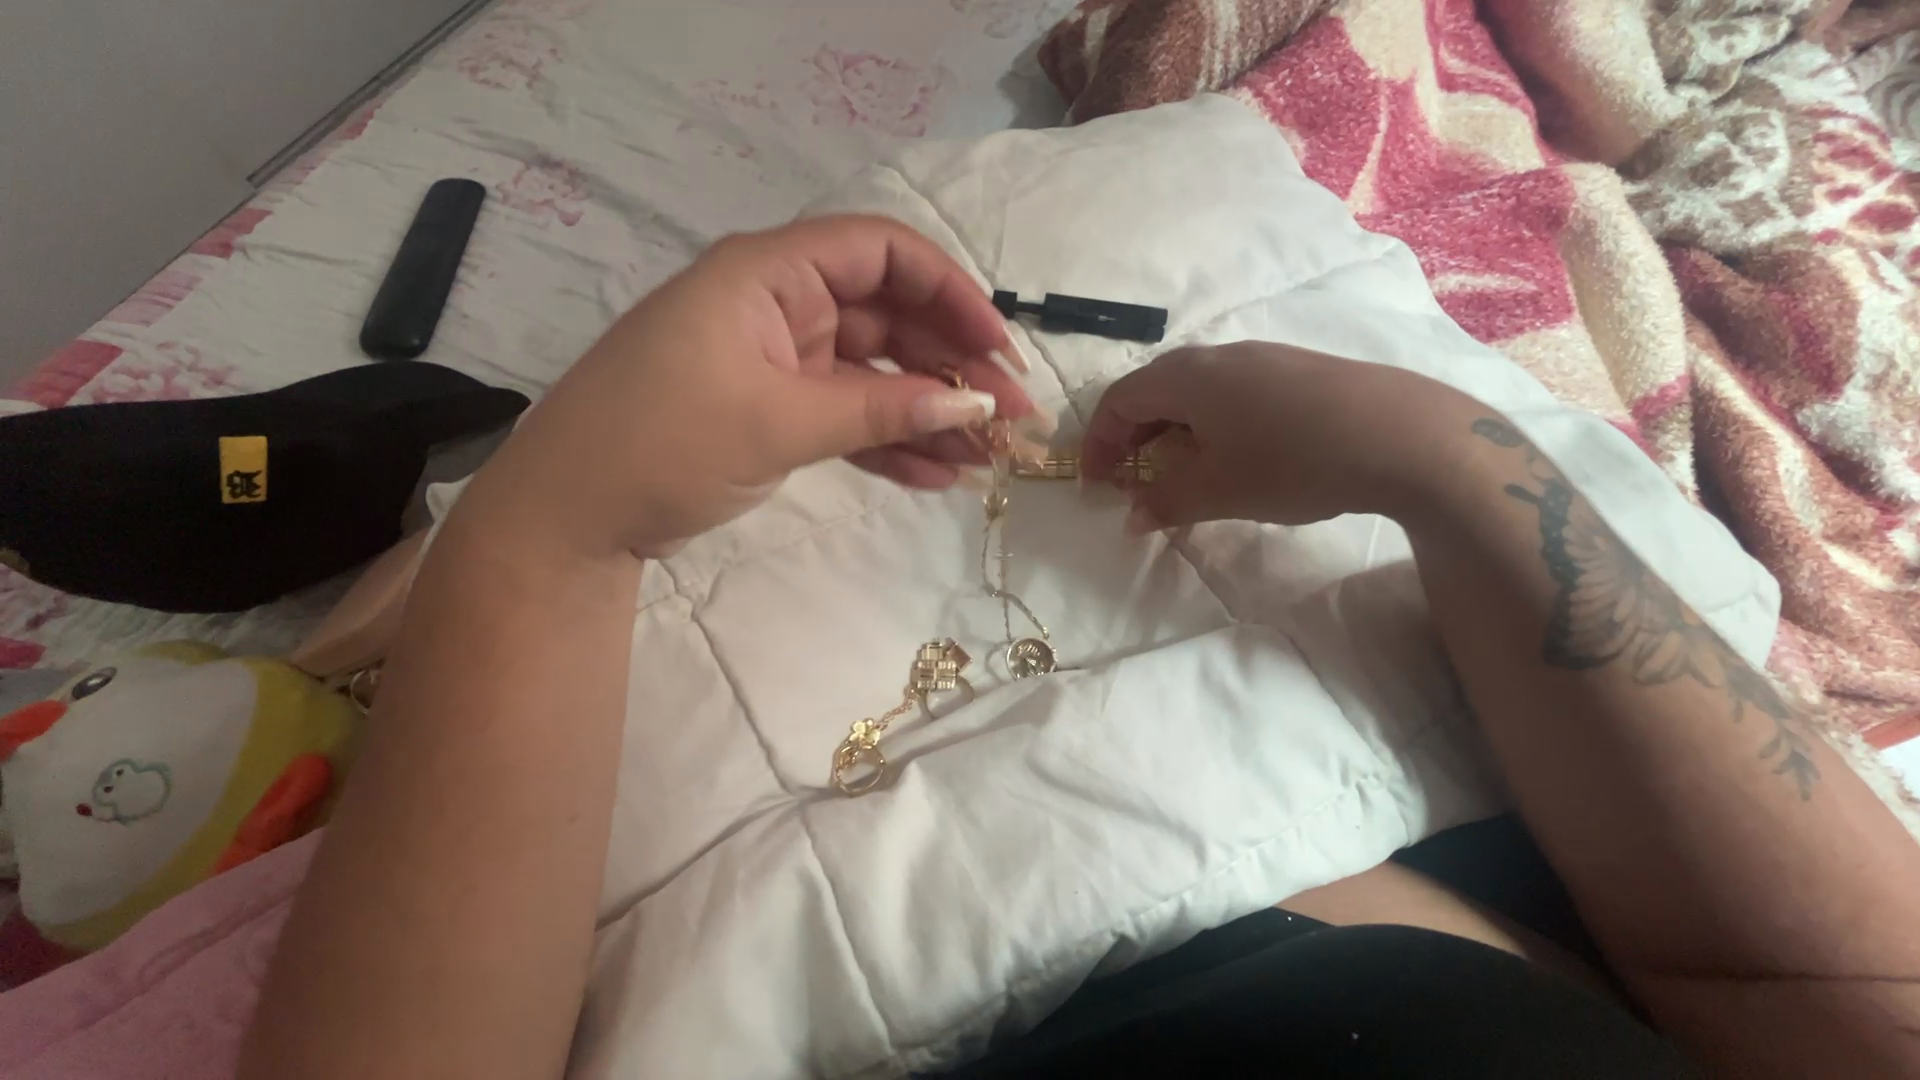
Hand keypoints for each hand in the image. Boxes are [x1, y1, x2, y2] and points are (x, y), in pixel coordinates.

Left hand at [461, 216, 1036, 558]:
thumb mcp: (777, 421)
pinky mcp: (777, 413)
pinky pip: (850, 419)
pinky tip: (942, 477)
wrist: (572, 517)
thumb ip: (879, 408)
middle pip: (890, 319)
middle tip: (1013, 416)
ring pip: (876, 376)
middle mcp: (781, 307)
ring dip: (932, 414)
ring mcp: (781, 364)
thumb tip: (972, 402)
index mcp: (769, 274)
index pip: (881, 253)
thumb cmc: (661, 443)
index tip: (998, 347)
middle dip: (954, 366)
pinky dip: (893, 445)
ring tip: (989, 456)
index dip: (950, 291)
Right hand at [1080, 342, 1482, 531]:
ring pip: (1193, 391)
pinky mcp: (1296, 371)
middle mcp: (1218, 357)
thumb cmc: (1293, 461)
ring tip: (1177, 471)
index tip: (1095, 485)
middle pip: (1152, 389)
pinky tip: (1232, 454)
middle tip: (1130, 478)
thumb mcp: (1219, 491)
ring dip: (1170, 430)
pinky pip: (1229, 392)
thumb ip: (1166, 502)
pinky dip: (1207, 423)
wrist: (1405, 436)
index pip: (1118, 401)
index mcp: (1186, 378)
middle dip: (1131, 436)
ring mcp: (1261, 358)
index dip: (1097, 443)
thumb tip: (1132, 517)